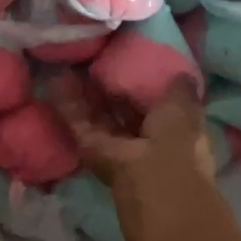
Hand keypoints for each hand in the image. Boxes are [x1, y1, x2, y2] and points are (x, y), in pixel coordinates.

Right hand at [51, 72, 213, 187]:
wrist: (150, 179)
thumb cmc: (176, 143)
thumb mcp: (184, 110)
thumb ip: (178, 91)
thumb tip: (182, 73)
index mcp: (171, 133)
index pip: (155, 108)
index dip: (143, 87)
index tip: (129, 64)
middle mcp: (141, 140)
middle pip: (121, 110)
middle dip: (109, 88)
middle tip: (94, 61)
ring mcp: (112, 144)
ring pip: (96, 114)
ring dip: (84, 92)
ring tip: (70, 64)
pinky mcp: (87, 145)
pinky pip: (76, 119)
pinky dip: (66, 101)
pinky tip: (56, 77)